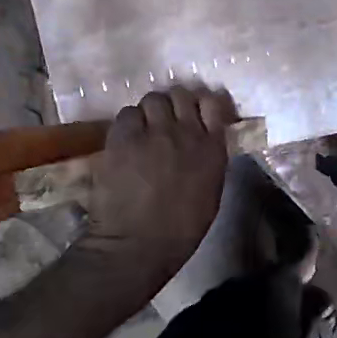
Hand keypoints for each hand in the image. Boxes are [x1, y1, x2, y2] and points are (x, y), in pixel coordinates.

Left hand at [84, 85, 237, 281]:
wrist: (138, 243)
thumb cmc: (180, 228)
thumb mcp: (211, 190)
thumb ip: (209, 159)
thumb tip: (202, 143)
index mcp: (212, 148)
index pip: (213, 103)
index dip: (202, 104)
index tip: (195, 114)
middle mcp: (186, 132)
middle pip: (180, 95)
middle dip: (173, 104)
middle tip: (165, 121)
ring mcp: (153, 132)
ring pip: (152, 99)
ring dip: (149, 112)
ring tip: (144, 129)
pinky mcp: (123, 137)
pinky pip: (127, 114)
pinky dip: (128, 123)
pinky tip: (126, 140)